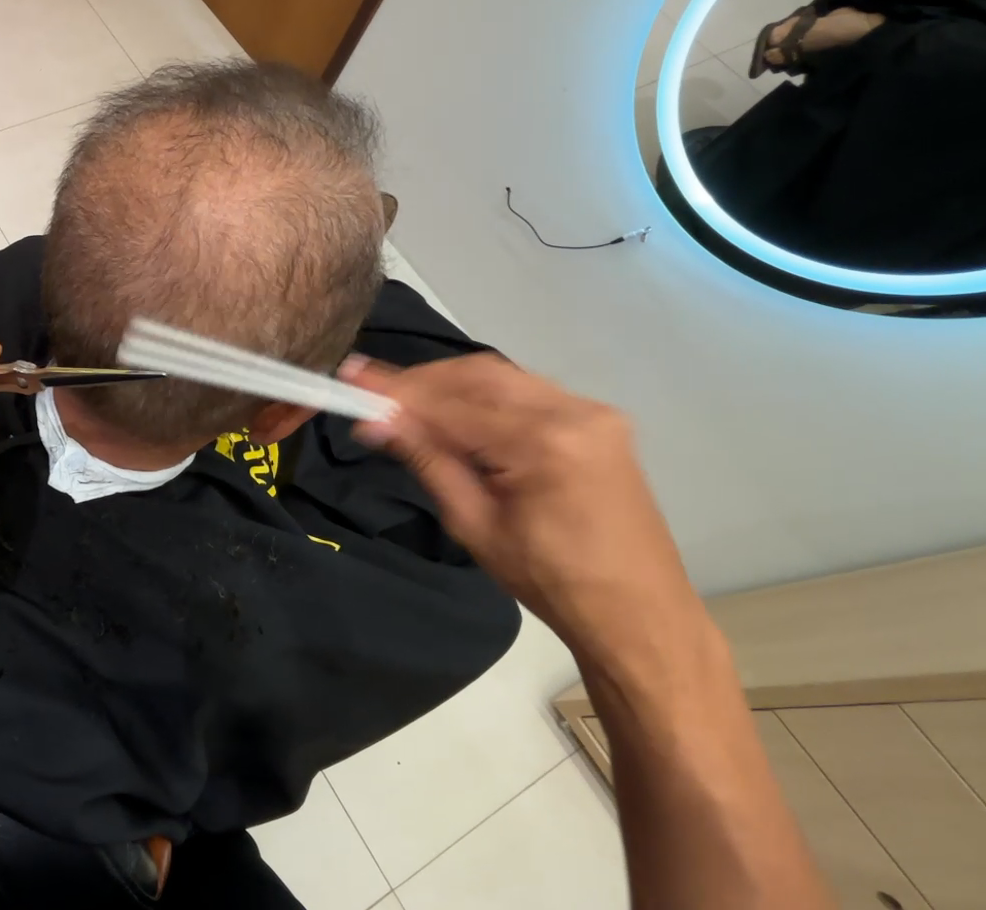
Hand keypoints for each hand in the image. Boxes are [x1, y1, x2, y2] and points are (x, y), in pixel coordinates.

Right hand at [344, 354, 702, 651]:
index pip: (451, 405)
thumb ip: (427, 460)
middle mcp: (574, 412)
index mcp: (544, 443)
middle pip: (478, 374)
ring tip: (402, 400)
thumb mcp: (472, 523)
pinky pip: (526, 391)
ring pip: (502, 377)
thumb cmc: (548, 579)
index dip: (395, 393)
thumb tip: (375, 422)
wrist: (636, 611)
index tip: (349, 379)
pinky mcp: (598, 420)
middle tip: (370, 387)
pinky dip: (482, 394)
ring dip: (448, 384)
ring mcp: (593, 412)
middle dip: (420, 379)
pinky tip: (453, 411)